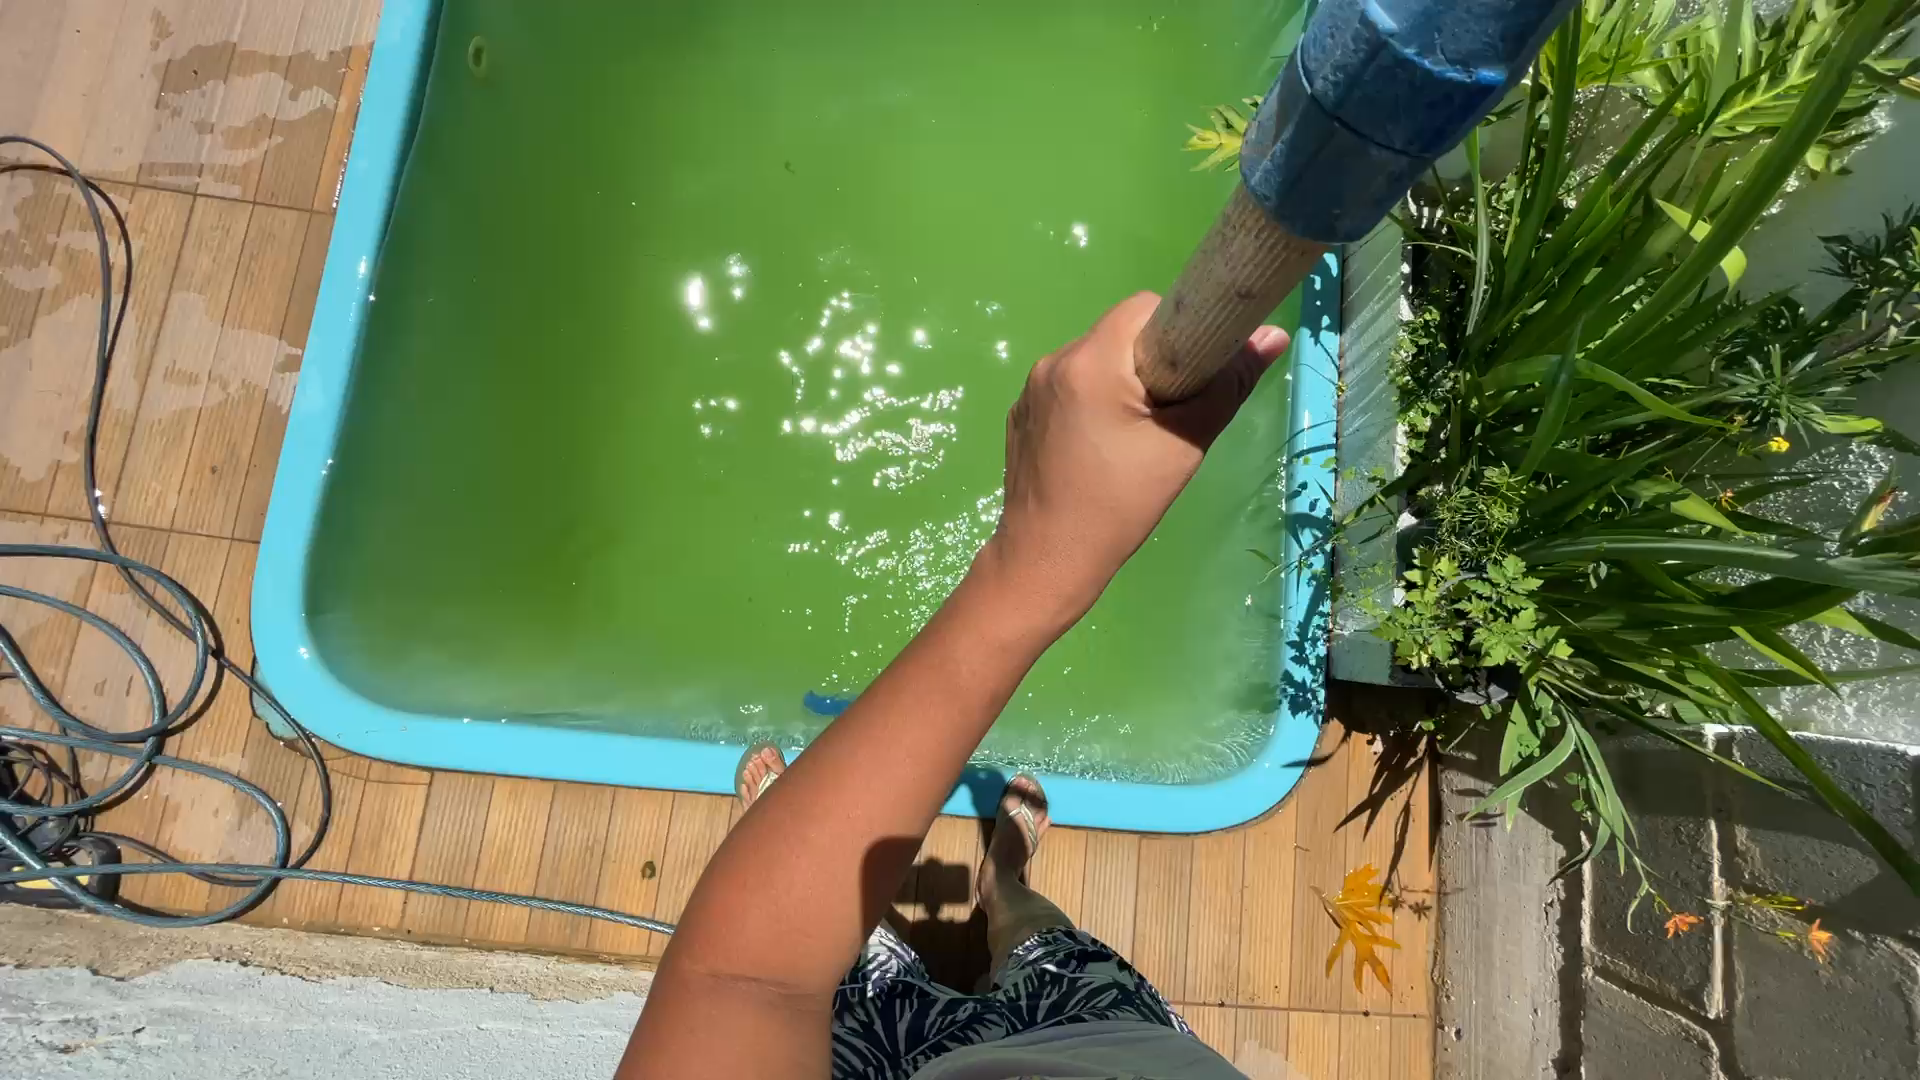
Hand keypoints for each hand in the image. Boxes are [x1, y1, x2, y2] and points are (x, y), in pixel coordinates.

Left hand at [974, 291, 1289, 631]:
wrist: (1046, 559)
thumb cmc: (1119, 506)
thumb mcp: (1183, 445)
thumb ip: (1228, 386)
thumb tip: (1271, 335)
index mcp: (1090, 360)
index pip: (1145, 308)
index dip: (1178, 331)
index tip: (1190, 374)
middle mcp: (1051, 362)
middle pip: (1116, 336)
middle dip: (1149, 364)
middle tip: (1164, 417)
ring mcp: (1028, 391)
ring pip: (1091, 363)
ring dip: (1118, 385)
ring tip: (1130, 440)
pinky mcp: (1019, 416)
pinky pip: (1066, 390)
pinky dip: (1089, 405)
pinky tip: (1095, 451)